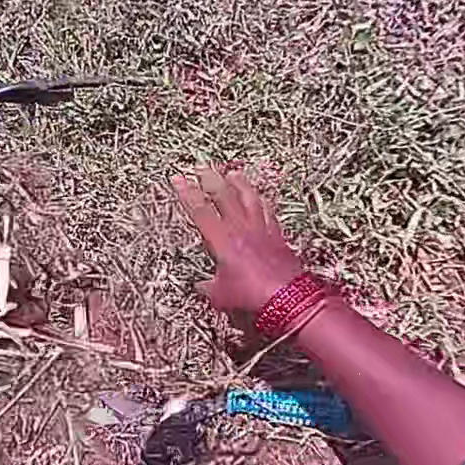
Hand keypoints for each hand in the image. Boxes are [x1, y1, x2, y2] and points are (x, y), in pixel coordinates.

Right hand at [173, 167, 304, 315]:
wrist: (286, 297)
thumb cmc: (251, 295)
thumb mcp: (220, 295)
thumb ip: (208, 287)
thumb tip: (200, 286)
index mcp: (222, 240)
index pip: (200, 210)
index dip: (187, 193)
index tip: (178, 179)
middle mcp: (241, 228)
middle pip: (223, 195)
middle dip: (210, 178)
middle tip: (201, 167)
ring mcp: (260, 228)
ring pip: (248, 197)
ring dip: (238, 183)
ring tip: (232, 173)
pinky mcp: (276, 234)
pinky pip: (267, 210)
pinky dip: (261, 201)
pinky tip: (260, 197)